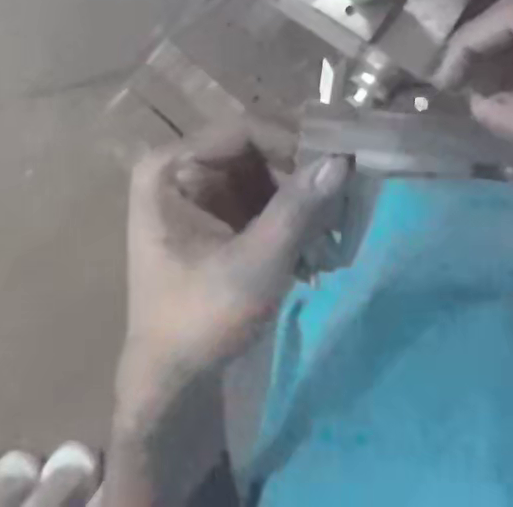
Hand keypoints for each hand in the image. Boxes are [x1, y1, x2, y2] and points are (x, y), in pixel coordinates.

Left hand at [115, 122, 348, 422]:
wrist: (173, 381)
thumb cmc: (201, 319)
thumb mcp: (254, 265)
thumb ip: (296, 210)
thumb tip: (341, 161)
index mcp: (170, 166)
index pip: (243, 130)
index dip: (292, 142)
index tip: (337, 167)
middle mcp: (183, 166)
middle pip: (257, 148)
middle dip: (300, 174)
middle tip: (342, 199)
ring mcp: (201, 189)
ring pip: (266, 170)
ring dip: (302, 195)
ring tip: (334, 226)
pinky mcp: (219, 212)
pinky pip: (264, 194)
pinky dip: (292, 212)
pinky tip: (318, 242)